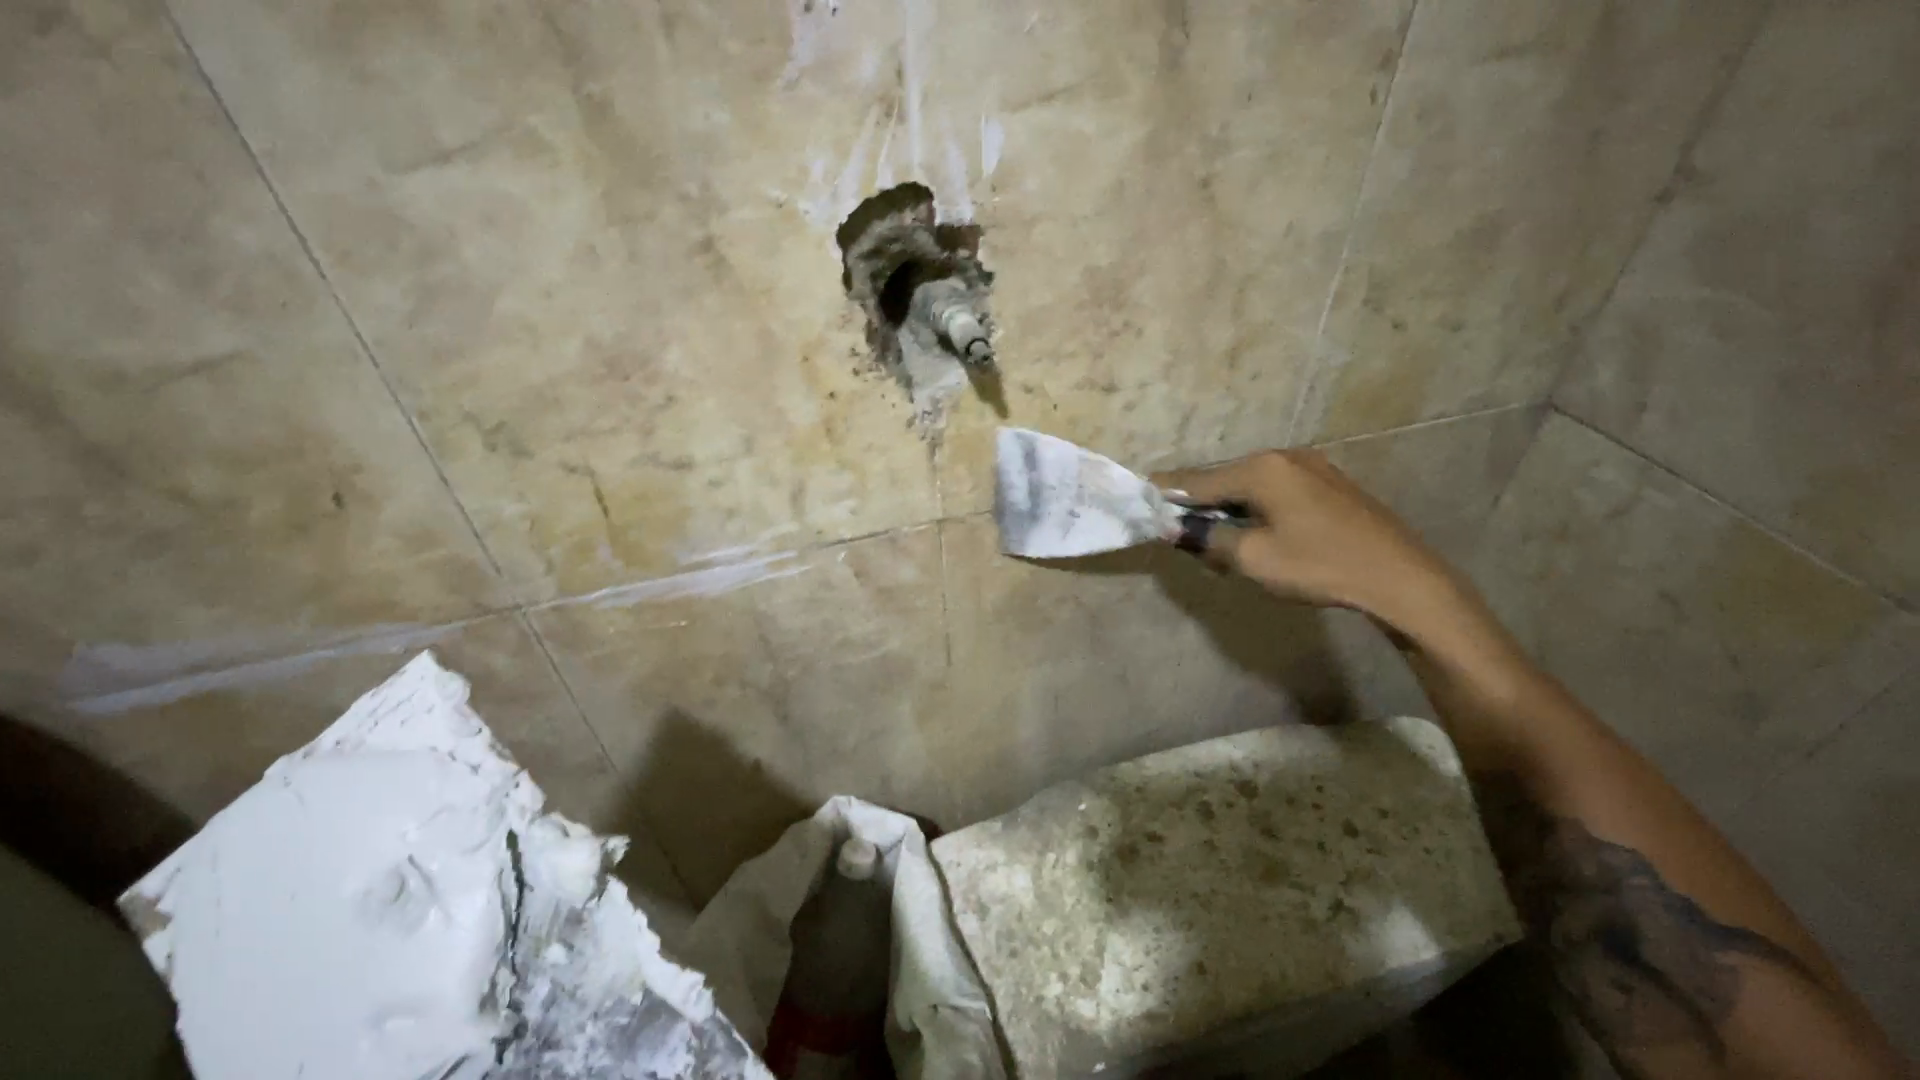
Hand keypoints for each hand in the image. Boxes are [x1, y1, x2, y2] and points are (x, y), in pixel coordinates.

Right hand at [1154, 449, 1457, 619]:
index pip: (1198, 480)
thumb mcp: (1253, 558)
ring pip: (1252, 486)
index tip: (1139, 495)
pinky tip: (1257, 533)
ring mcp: (1311, 467)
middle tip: (1181, 534)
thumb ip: (1209, 537)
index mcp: (1261, 469)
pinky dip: (1257, 509)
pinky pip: (1277, 491)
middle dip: (1200, 505)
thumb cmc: (1319, 566)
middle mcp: (1283, 457)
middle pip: (1224, 479)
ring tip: (1218, 541)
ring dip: (1230, 510)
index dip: (1166, 492)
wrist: (1399, 577)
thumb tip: (1175, 526)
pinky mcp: (1329, 485)